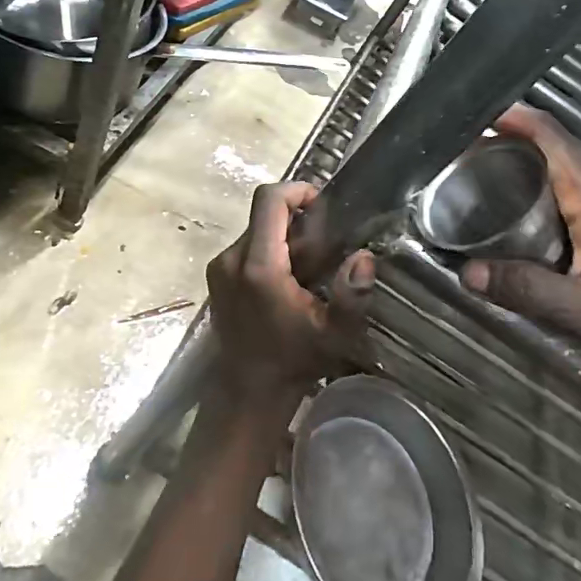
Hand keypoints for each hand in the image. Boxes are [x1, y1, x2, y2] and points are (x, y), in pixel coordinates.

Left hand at [207, 183, 373, 399]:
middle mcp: (231, 257)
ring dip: (281, 238)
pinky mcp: (216, 276)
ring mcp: (219, 266)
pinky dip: (267, 251)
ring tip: (307, 269)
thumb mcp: (333, 333)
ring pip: (254, 231)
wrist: (247, 390)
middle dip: (295, 220)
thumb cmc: (293, 360)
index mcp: (258, 265)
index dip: (296, 190)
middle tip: (324, 245)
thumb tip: (364, 257)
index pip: (268, 201)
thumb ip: (351, 294)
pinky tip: (286, 280)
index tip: (321, 203)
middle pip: (262, 215)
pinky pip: (244, 248)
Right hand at [463, 105, 580, 386]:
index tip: (470, 113)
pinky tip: (500, 210)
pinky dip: (524, 187)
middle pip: (550, 148)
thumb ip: (525, 288)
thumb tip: (465, 270)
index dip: (515, 118)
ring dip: (513, 160)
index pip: (555, 140)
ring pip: (553, 171)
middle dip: (502, 137)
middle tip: (452, 147)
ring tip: (465, 170)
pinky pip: (556, 194)